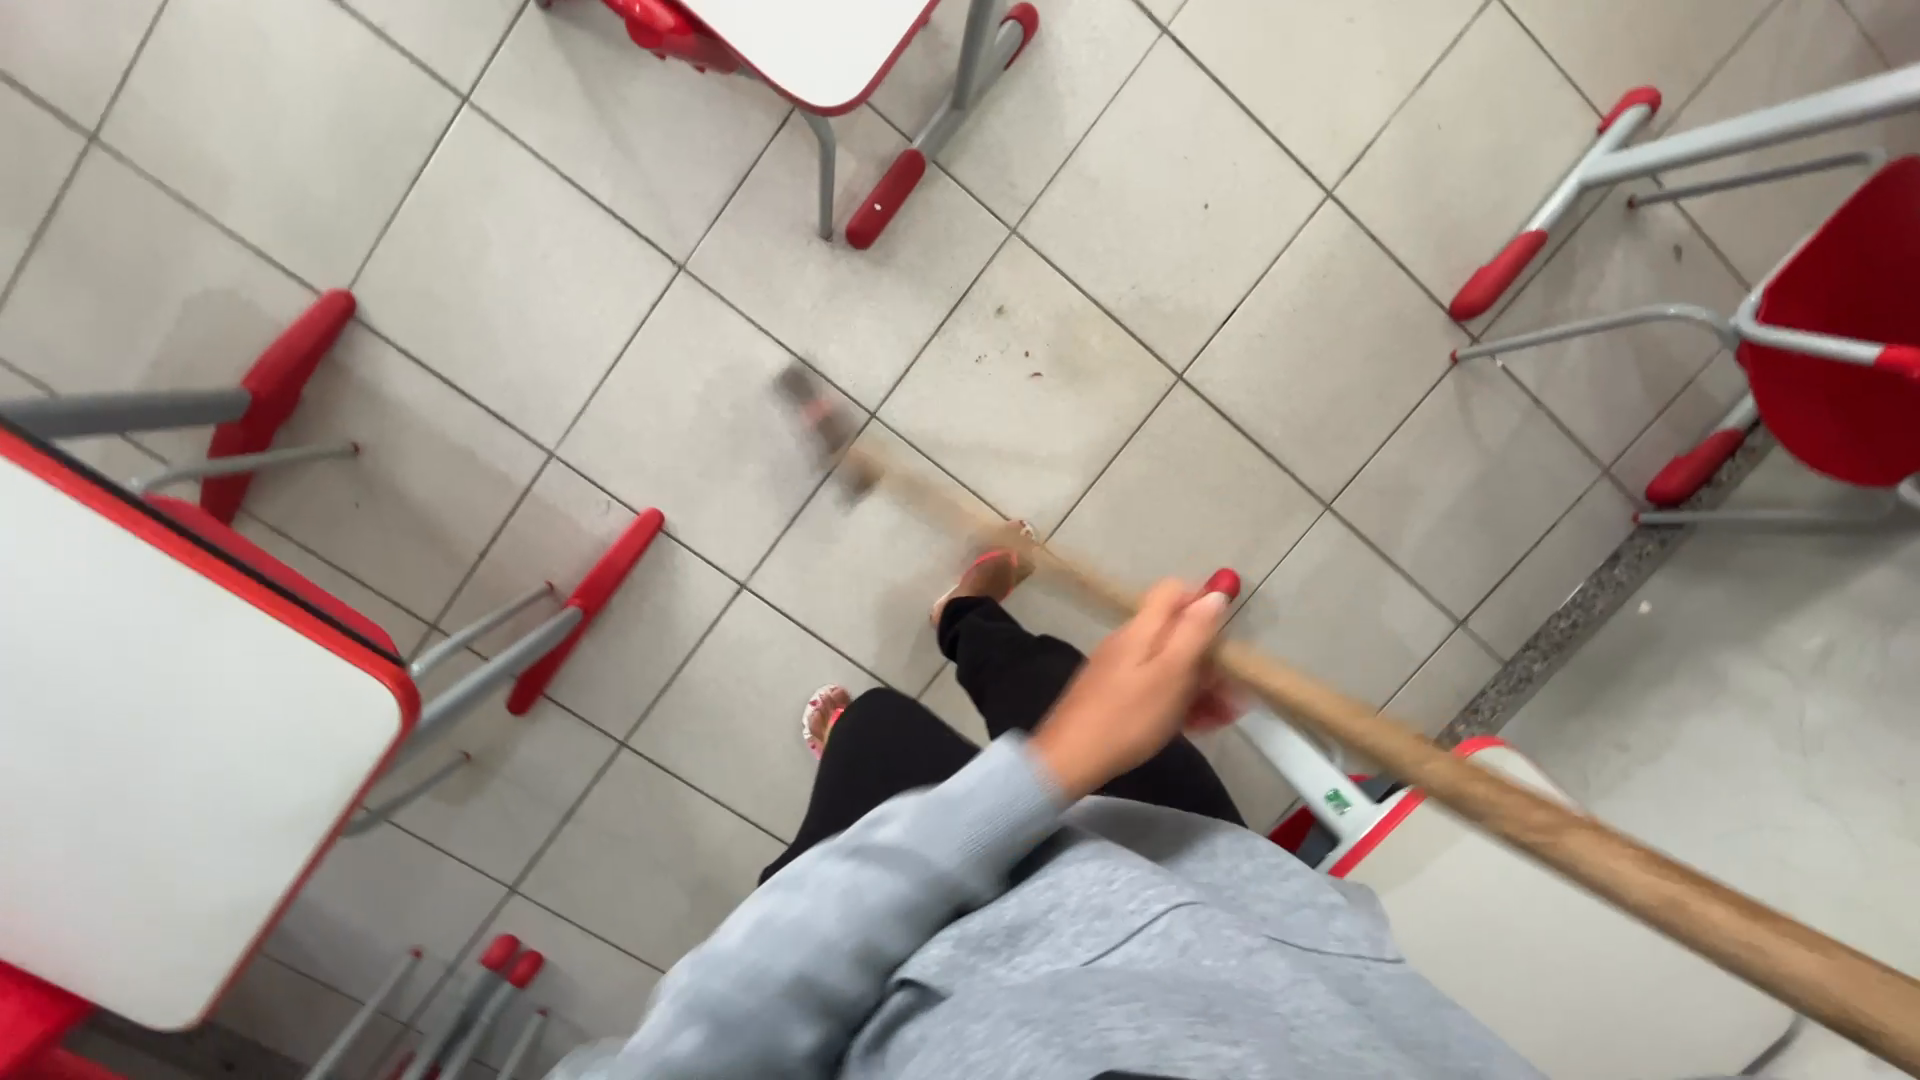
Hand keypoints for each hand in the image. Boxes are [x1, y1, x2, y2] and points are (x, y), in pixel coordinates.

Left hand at [1029, 580, 1230, 798]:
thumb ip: (1194, 632)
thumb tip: (1214, 594)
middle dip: (1210, 657)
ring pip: (1169, 665)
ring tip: (1228, 714)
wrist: (1071, 758)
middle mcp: (1129, 643)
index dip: (1202, 601)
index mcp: (1141, 630)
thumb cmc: (1128, 716)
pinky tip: (1200, 724)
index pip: (1172, 592)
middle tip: (1236, 689)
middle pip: (1175, 633)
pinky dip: (1180, 700)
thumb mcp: (1171, 674)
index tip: (1228, 629)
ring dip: (1202, 685)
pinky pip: (1155, 688)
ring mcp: (1120, 670)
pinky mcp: (1115, 696)